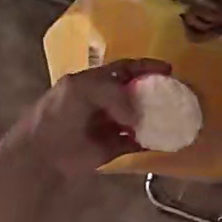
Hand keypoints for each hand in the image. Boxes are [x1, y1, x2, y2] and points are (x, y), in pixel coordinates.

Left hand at [1, 58, 171, 178]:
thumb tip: (136, 116)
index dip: (145, 67)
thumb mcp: (81, 90)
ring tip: (176, 115)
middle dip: (155, 92)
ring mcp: (111, 125)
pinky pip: (139, 142)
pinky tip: (166, 138)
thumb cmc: (58, 116)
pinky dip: (153, 140)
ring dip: (156, 116)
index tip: (168, 69)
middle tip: (176, 93)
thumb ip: (113, 93)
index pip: (124, 69)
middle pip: (135, 93)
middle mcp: (104, 102)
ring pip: (140, 118)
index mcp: (94, 82)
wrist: (44, 154)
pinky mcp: (115, 147)